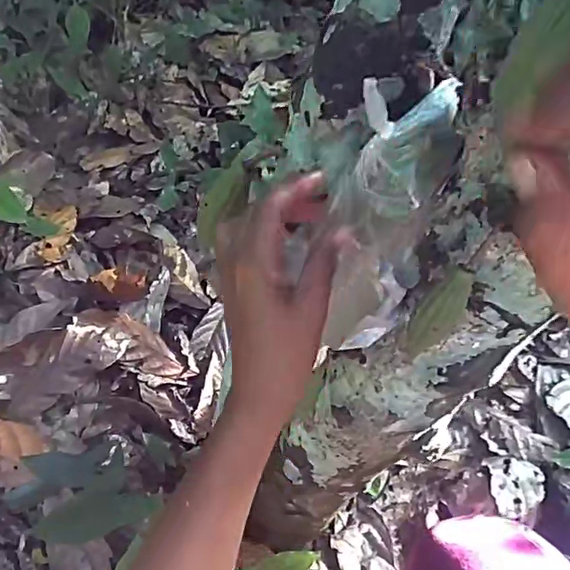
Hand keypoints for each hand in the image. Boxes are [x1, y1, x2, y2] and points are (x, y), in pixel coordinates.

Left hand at [214, 173, 350, 434]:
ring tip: (308, 221)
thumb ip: (323, 262)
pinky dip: (262, 234)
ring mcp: (227, 275)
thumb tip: (342, 228)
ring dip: (272, 217)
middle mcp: (233, 263)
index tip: (323, 179)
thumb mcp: (312, 305)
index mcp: (252, 264)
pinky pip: (239, 246)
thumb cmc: (288, 353)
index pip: (268, 209)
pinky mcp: (230, 287)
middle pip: (252, 214)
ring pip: (242, 228)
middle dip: (285, 201)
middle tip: (322, 204)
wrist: (259, 390)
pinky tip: (289, 244)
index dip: (294, 188)